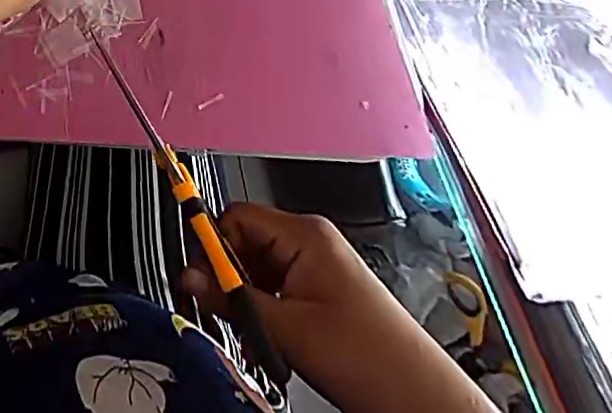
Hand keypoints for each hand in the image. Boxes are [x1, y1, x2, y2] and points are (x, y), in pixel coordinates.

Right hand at [181, 205, 493, 412]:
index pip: (237, 217)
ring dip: (247, 300)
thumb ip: (234, 300)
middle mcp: (309, 241)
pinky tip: (268, 340)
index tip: (198, 278)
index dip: (213, 246)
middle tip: (222, 313)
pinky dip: (264, 310)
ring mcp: (316, 265)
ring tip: (252, 335)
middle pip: (246, 242)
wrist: (420, 396)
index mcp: (305, 234)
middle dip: (229, 278)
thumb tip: (191, 278)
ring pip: (258, 268)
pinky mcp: (320, 289)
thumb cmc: (371, 357)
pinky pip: (276, 286)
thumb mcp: (289, 330)